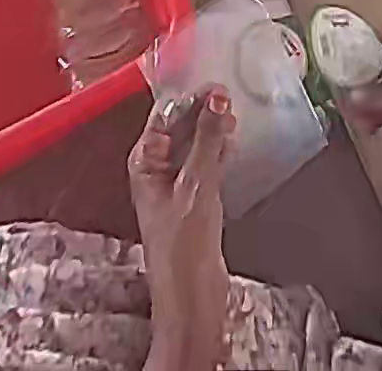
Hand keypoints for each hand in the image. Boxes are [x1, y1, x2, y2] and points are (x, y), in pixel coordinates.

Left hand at [129, 87, 234, 370]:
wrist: (192, 296)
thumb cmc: (184, 241)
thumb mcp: (197, 184)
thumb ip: (207, 137)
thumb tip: (218, 96)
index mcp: (145, 159)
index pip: (166, 113)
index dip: (192, 96)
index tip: (220, 84)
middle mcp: (157, 164)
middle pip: (181, 123)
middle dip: (205, 110)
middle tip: (233, 99)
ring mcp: (176, 178)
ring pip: (195, 139)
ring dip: (214, 127)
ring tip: (236, 118)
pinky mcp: (194, 192)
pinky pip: (206, 157)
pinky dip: (219, 147)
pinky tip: (234, 141)